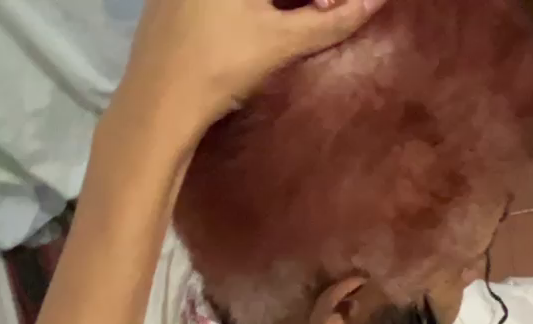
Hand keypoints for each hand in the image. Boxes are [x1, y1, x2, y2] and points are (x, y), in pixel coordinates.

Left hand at [117, 0, 386, 131]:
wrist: (157, 104)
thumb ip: (329, 21)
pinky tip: (248, 22)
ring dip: (272, 4)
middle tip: (320, 11)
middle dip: (297, 0)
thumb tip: (375, 2)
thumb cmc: (219, 67)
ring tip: (300, 13)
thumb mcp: (280, 42)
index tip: (330, 8)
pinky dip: (242, 7)